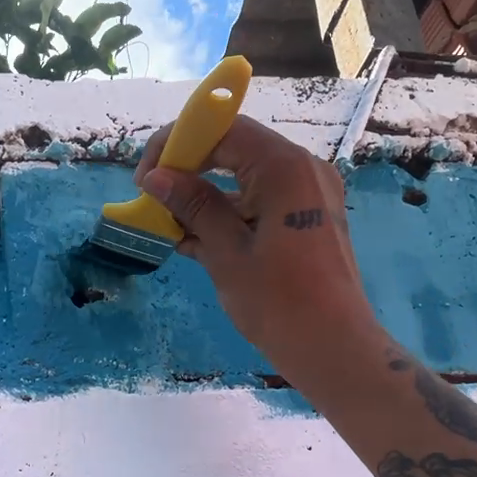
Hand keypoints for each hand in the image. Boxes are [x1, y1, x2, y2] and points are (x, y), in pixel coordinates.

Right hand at [134, 116, 378, 375]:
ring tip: (170, 227)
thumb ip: (194, 207)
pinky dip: (228, 214)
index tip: (145, 178)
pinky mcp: (306, 219)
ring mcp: (308, 194)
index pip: (224, 131)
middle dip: (189, 169)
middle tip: (154, 200)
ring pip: (246, 178)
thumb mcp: (226, 253)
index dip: (178, 144)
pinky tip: (195, 240)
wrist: (330, 345)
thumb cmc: (277, 300)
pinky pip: (260, 202)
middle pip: (235, 149)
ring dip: (205, 197)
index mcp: (284, 168)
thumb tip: (157, 177)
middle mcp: (301, 169)